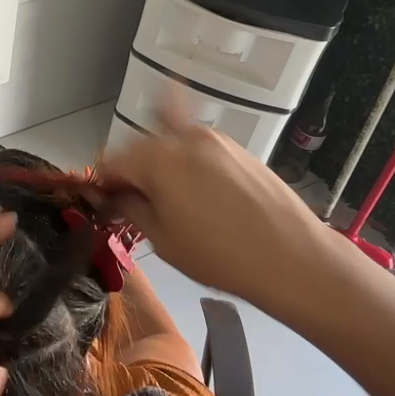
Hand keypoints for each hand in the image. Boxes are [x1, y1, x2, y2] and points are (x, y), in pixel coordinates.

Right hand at [96, 95, 351, 318]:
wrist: (292, 257)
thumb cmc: (219, 256)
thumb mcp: (162, 239)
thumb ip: (130, 208)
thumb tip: (110, 196)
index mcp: (156, 159)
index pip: (112, 162)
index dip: (103, 184)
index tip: (104, 205)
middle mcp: (182, 138)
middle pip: (139, 147)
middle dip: (129, 170)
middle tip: (131, 204)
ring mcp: (213, 139)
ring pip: (168, 142)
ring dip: (156, 162)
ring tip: (163, 196)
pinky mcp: (236, 149)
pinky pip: (197, 146)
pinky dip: (184, 156)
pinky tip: (188, 178)